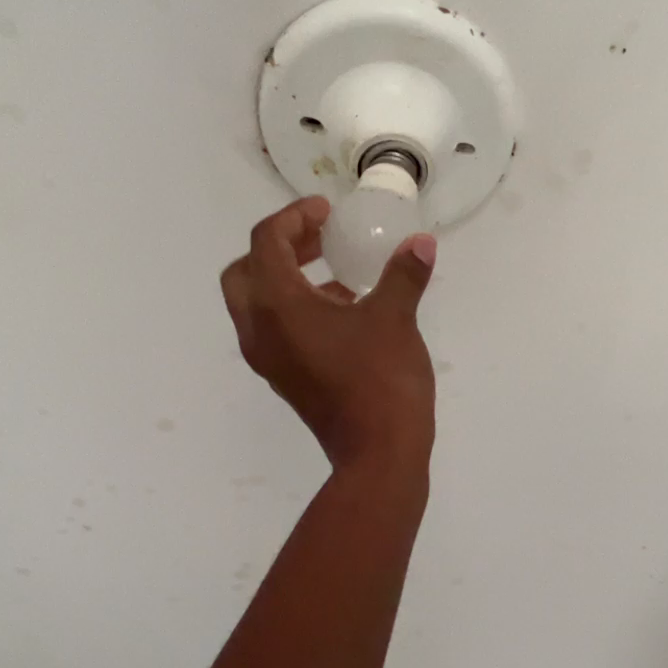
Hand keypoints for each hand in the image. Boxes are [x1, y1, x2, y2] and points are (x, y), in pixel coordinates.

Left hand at [221, 196, 437, 470]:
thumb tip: (421, 244)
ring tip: (338, 276)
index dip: (295, 218)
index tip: (328, 213)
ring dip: (286, 279)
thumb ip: (403, 275)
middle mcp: (259, 330)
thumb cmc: (381, 381)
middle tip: (320, 240)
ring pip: (256, 303)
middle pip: (246, 271)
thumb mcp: (395, 319)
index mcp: (277, 306)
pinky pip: (274, 329)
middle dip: (279, 247)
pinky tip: (344, 313)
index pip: (266, 242)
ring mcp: (268, 359)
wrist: (378, 454)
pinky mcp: (284, 378)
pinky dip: (295, 309)